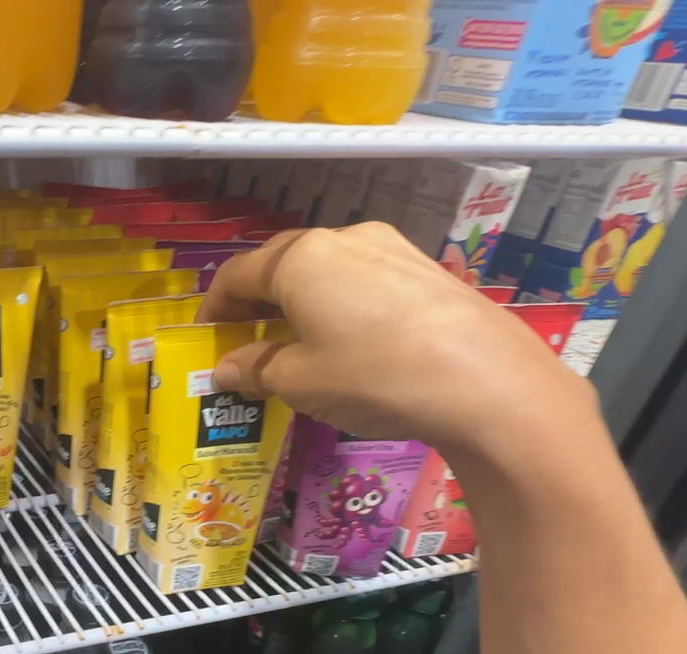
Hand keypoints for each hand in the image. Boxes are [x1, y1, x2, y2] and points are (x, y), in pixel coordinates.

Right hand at [199, 224, 598, 467]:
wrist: (482, 380)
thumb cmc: (369, 375)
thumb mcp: (297, 381)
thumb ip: (253, 368)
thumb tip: (225, 368)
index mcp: (298, 259)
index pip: (236, 275)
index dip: (213, 307)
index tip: (205, 336)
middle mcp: (340, 239)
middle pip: (279, 263)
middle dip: (254, 300)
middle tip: (243, 337)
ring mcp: (388, 247)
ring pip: (322, 268)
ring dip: (295, 300)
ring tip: (290, 340)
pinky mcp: (422, 266)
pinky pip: (358, 278)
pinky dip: (334, 302)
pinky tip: (341, 336)